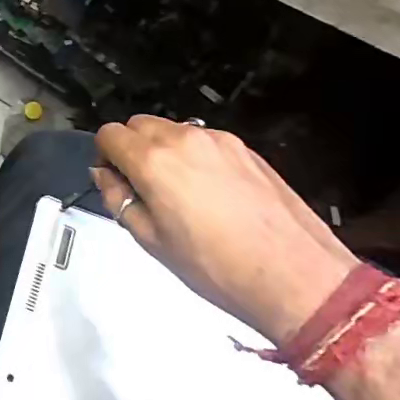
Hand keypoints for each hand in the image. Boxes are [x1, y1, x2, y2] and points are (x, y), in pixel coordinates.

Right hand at [92, 117, 355, 343]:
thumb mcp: (153, 243)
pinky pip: (203, 140)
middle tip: (142, 188)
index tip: (114, 179)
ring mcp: (217, 139)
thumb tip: (105, 177)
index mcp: (153, 161)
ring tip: (179, 194)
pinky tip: (210, 193)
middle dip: (132, 148)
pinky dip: (194, 155)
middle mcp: (183, 138)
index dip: (105, 156)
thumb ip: (119, 200)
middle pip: (139, 124)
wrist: (294, 275)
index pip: (110, 134)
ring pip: (172, 129)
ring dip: (163, 150)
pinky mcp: (243, 147)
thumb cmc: (220, 268)